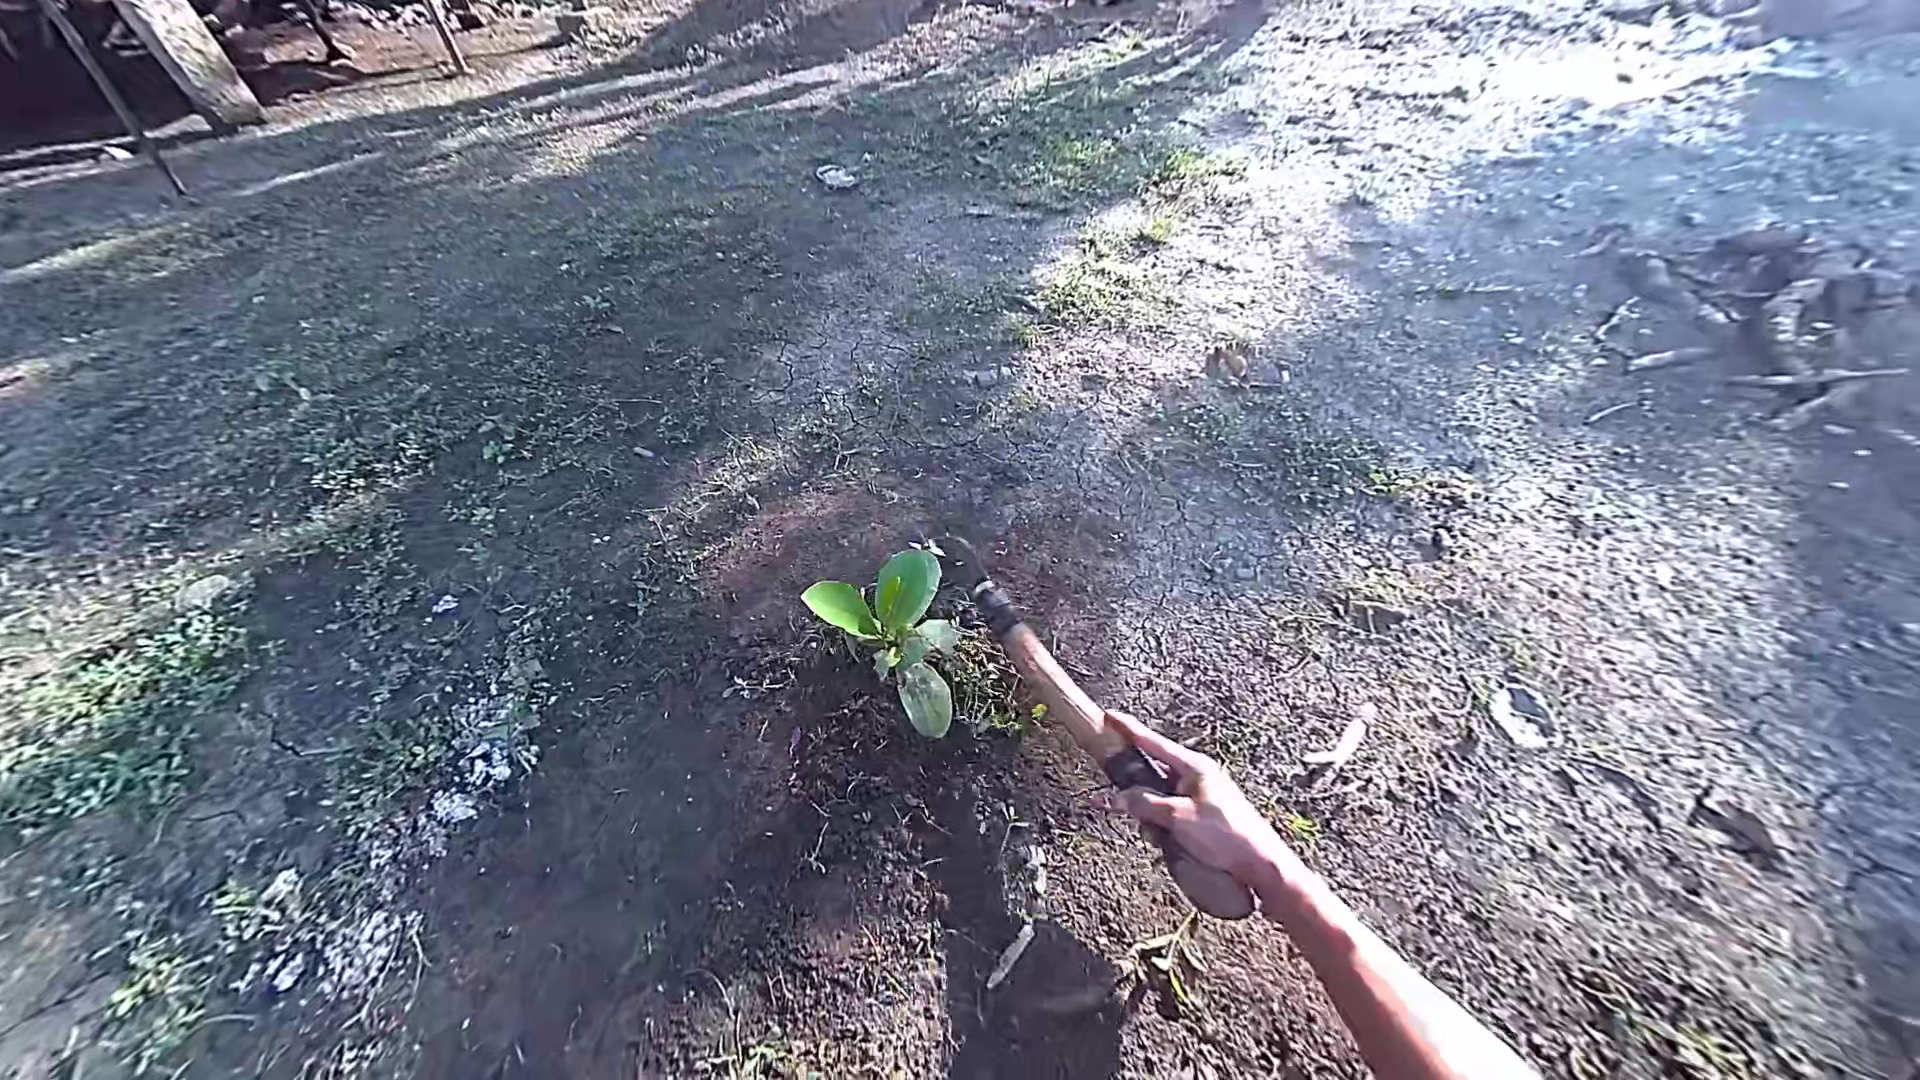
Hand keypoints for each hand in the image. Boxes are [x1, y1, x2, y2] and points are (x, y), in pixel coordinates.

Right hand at [1104, 710, 1297, 891]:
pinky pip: (1172, 810)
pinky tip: (1168, 842)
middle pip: (1153, 772)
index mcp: (1193, 765)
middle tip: (1123, 806)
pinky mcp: (1203, 812)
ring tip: (1158, 836)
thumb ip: (1145, 804)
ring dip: (1152, 815)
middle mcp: (1196, 775)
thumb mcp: (1178, 818)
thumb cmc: (1227, 836)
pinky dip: (1164, 824)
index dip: (1128, 728)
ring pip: (1161, 796)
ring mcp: (1200, 793)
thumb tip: (1119, 798)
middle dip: (1138, 793)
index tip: (1108, 716)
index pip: (1152, 741)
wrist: (1264, 866)